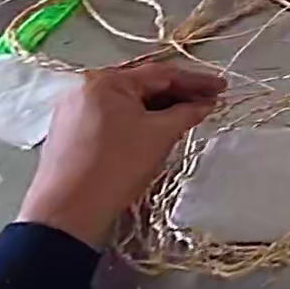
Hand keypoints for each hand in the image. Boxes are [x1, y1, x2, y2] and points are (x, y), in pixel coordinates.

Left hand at [17, 63, 226, 247]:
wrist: (67, 214)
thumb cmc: (118, 164)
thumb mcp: (162, 133)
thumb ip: (189, 111)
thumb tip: (207, 103)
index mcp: (105, 82)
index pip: (162, 74)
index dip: (197, 81)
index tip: (223, 88)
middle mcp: (85, 89)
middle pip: (144, 85)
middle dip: (180, 94)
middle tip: (210, 101)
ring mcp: (75, 110)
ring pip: (130, 101)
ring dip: (162, 107)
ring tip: (190, 114)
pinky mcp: (72, 131)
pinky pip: (116, 115)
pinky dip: (142, 118)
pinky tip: (162, 126)